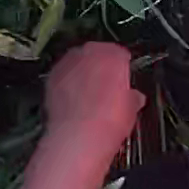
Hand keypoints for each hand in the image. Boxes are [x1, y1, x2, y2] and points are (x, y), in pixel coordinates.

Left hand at [42, 42, 143, 160]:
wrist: (79, 136)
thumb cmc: (108, 121)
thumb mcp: (131, 110)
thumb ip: (132, 97)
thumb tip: (134, 98)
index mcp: (114, 55)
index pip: (120, 54)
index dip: (121, 68)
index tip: (121, 79)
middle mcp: (91, 52)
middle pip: (97, 54)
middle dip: (100, 67)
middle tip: (104, 88)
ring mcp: (69, 61)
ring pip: (78, 62)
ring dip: (82, 73)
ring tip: (86, 95)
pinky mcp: (53, 74)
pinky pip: (63, 74)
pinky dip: (66, 83)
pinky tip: (71, 100)